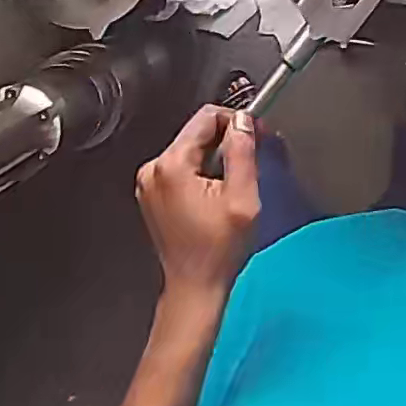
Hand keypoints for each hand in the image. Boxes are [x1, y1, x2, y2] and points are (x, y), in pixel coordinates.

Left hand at [135, 106, 258, 299]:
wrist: (195, 288)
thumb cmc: (219, 249)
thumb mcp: (242, 197)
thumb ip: (242, 151)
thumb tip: (242, 120)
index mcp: (172, 165)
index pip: (206, 117)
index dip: (236, 121)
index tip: (255, 134)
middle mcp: (154, 168)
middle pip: (197, 132)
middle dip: (227, 140)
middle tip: (251, 159)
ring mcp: (150, 182)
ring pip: (191, 148)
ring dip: (216, 157)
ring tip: (234, 182)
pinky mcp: (153, 193)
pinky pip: (182, 166)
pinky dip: (202, 171)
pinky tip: (216, 193)